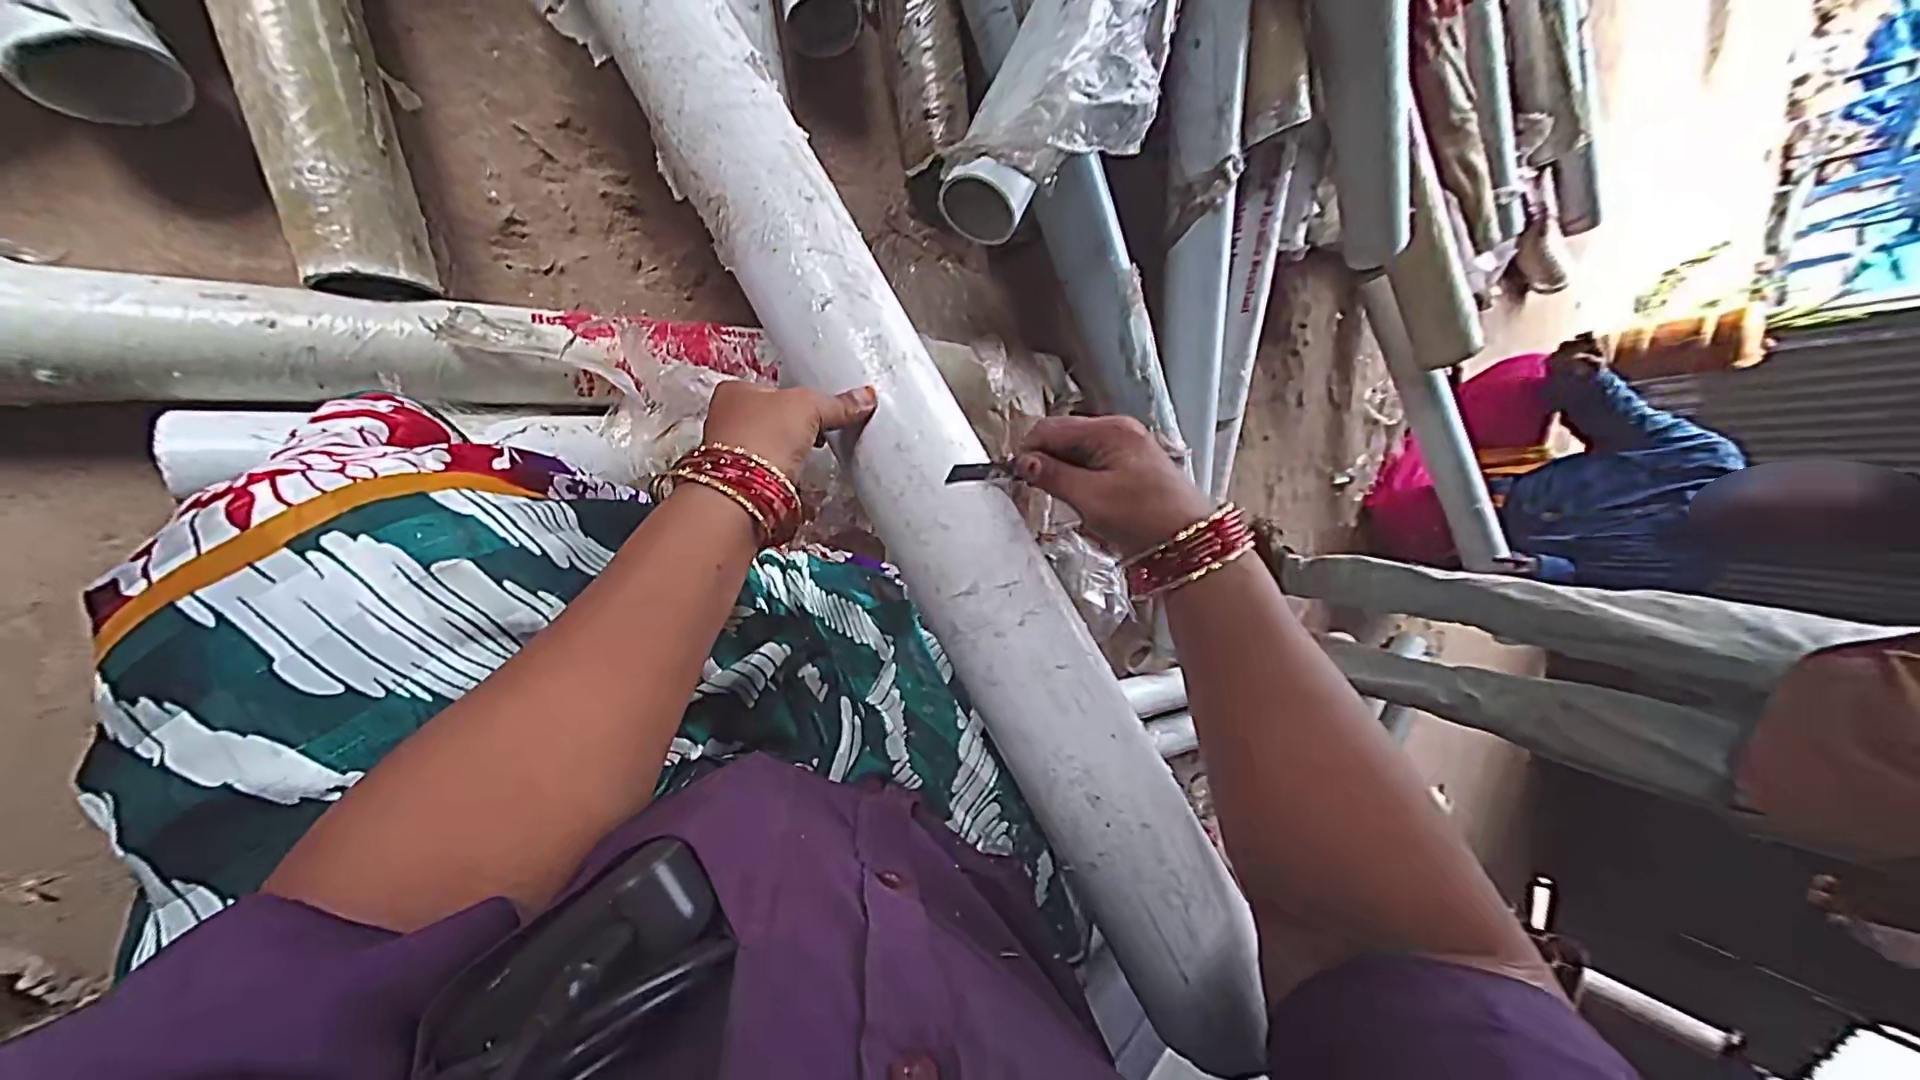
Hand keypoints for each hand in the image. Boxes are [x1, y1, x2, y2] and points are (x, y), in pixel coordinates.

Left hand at [701, 381, 876, 476]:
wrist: (747, 489)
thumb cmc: (767, 434)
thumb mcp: (809, 407)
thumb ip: (838, 404)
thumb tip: (867, 397)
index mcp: (734, 390)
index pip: (773, 388)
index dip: (798, 397)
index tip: (820, 409)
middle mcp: (725, 419)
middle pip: (771, 417)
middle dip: (795, 427)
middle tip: (819, 432)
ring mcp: (729, 453)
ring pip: (770, 446)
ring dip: (790, 452)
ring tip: (811, 455)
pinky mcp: (741, 481)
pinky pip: (771, 471)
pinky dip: (785, 473)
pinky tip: (799, 475)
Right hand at [1015, 415, 1212, 555]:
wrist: (1187, 540)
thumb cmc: (1144, 517)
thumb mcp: (1090, 498)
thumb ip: (1053, 476)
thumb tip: (1023, 463)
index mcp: (1109, 430)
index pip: (1051, 428)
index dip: (1029, 450)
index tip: (1018, 476)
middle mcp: (1118, 430)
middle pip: (1063, 436)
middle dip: (1045, 460)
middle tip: (1037, 491)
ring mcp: (1125, 447)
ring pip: (1075, 451)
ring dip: (1061, 471)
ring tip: (1063, 498)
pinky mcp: (1129, 465)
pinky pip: (1091, 463)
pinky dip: (1078, 478)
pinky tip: (1081, 498)